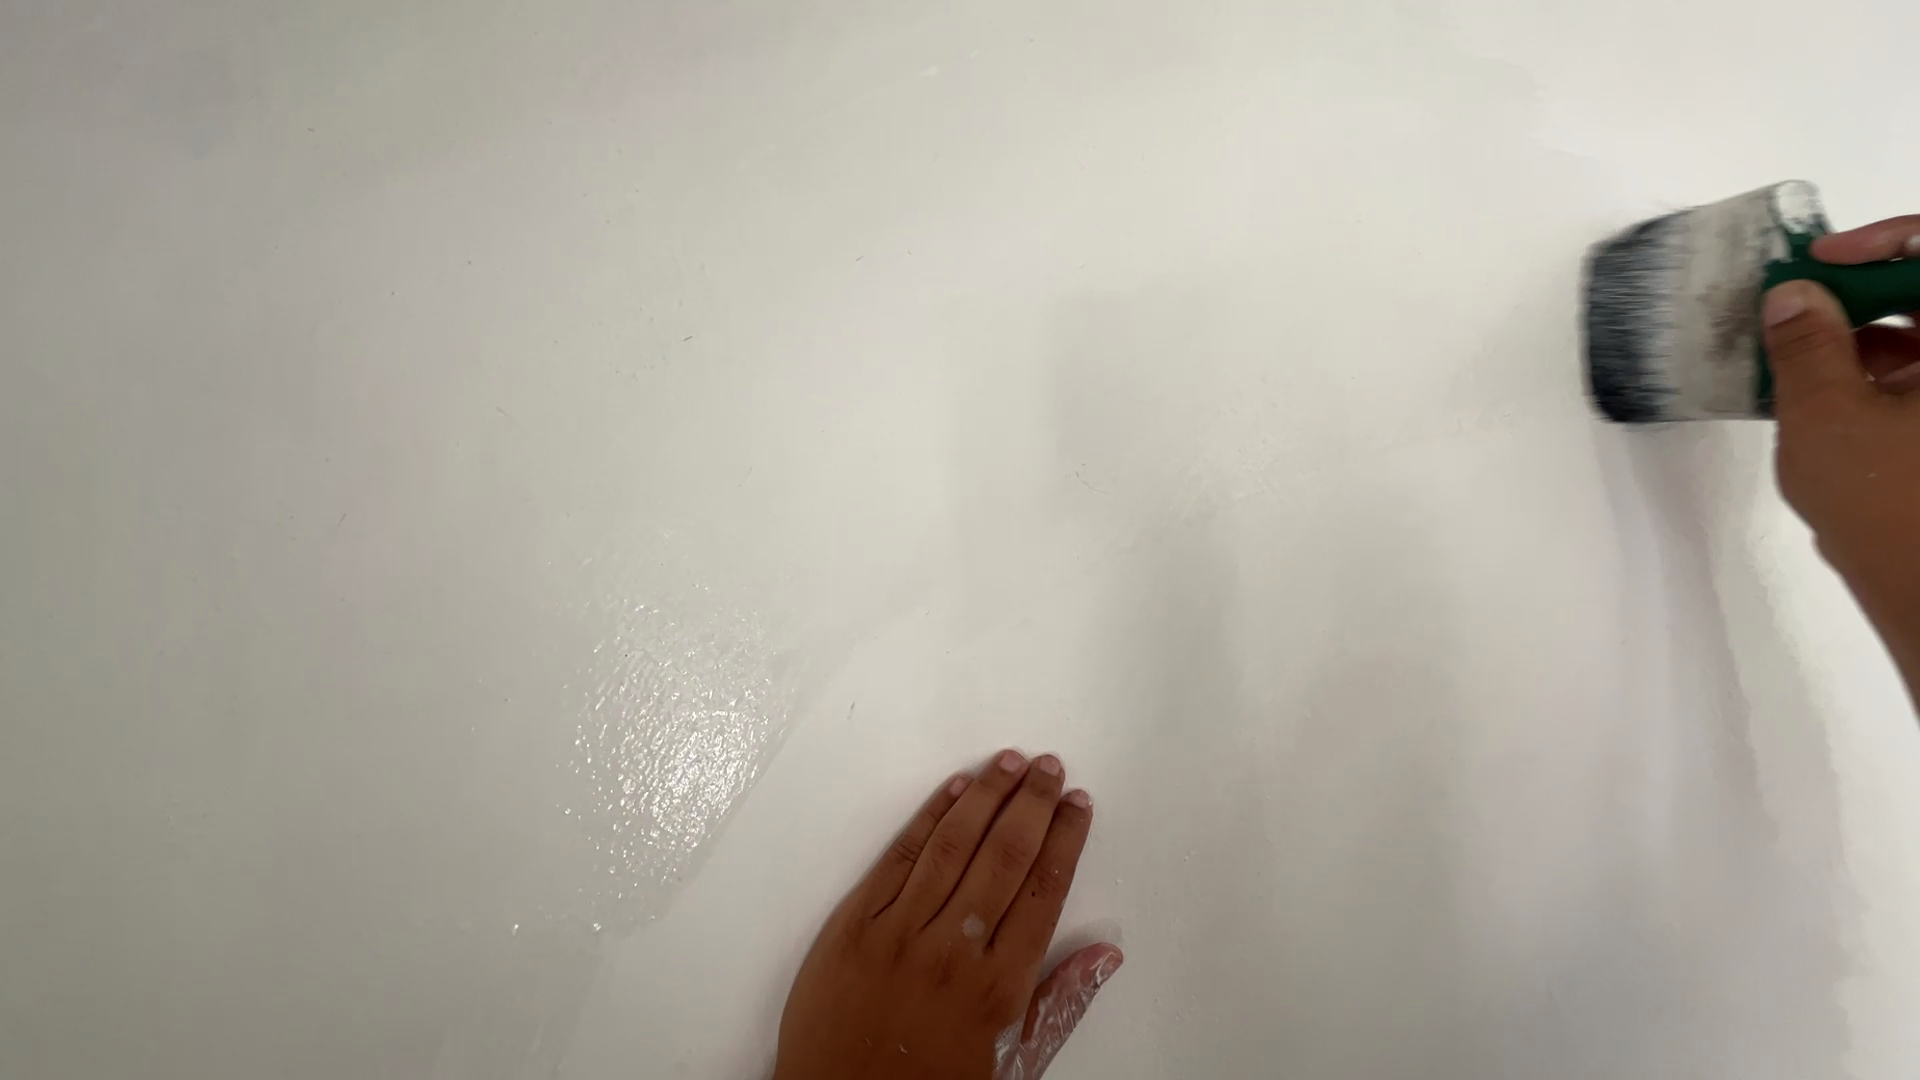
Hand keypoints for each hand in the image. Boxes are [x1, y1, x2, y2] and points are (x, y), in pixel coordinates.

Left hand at [772, 751, 1120, 1079]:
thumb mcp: (1009, 1065)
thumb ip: (1058, 1002)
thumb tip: (1107, 952)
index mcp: (998, 987)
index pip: (1043, 891)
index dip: (1065, 839)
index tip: (1077, 803)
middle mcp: (954, 949)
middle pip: (1005, 856)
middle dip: (1033, 803)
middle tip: (1049, 766)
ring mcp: (901, 929)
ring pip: (955, 844)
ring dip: (987, 795)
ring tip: (1011, 761)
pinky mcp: (856, 920)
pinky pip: (901, 855)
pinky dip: (931, 815)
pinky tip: (956, 787)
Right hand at [1763, 217, 1919, 689]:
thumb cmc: (1887, 495)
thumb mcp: (1826, 415)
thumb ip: (1807, 346)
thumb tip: (1791, 294)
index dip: (1885, 241)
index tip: (1812, 263)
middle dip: (1865, 287)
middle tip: (1791, 305)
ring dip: (1864, 328)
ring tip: (1791, 352)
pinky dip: (1876, 365)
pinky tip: (1819, 385)